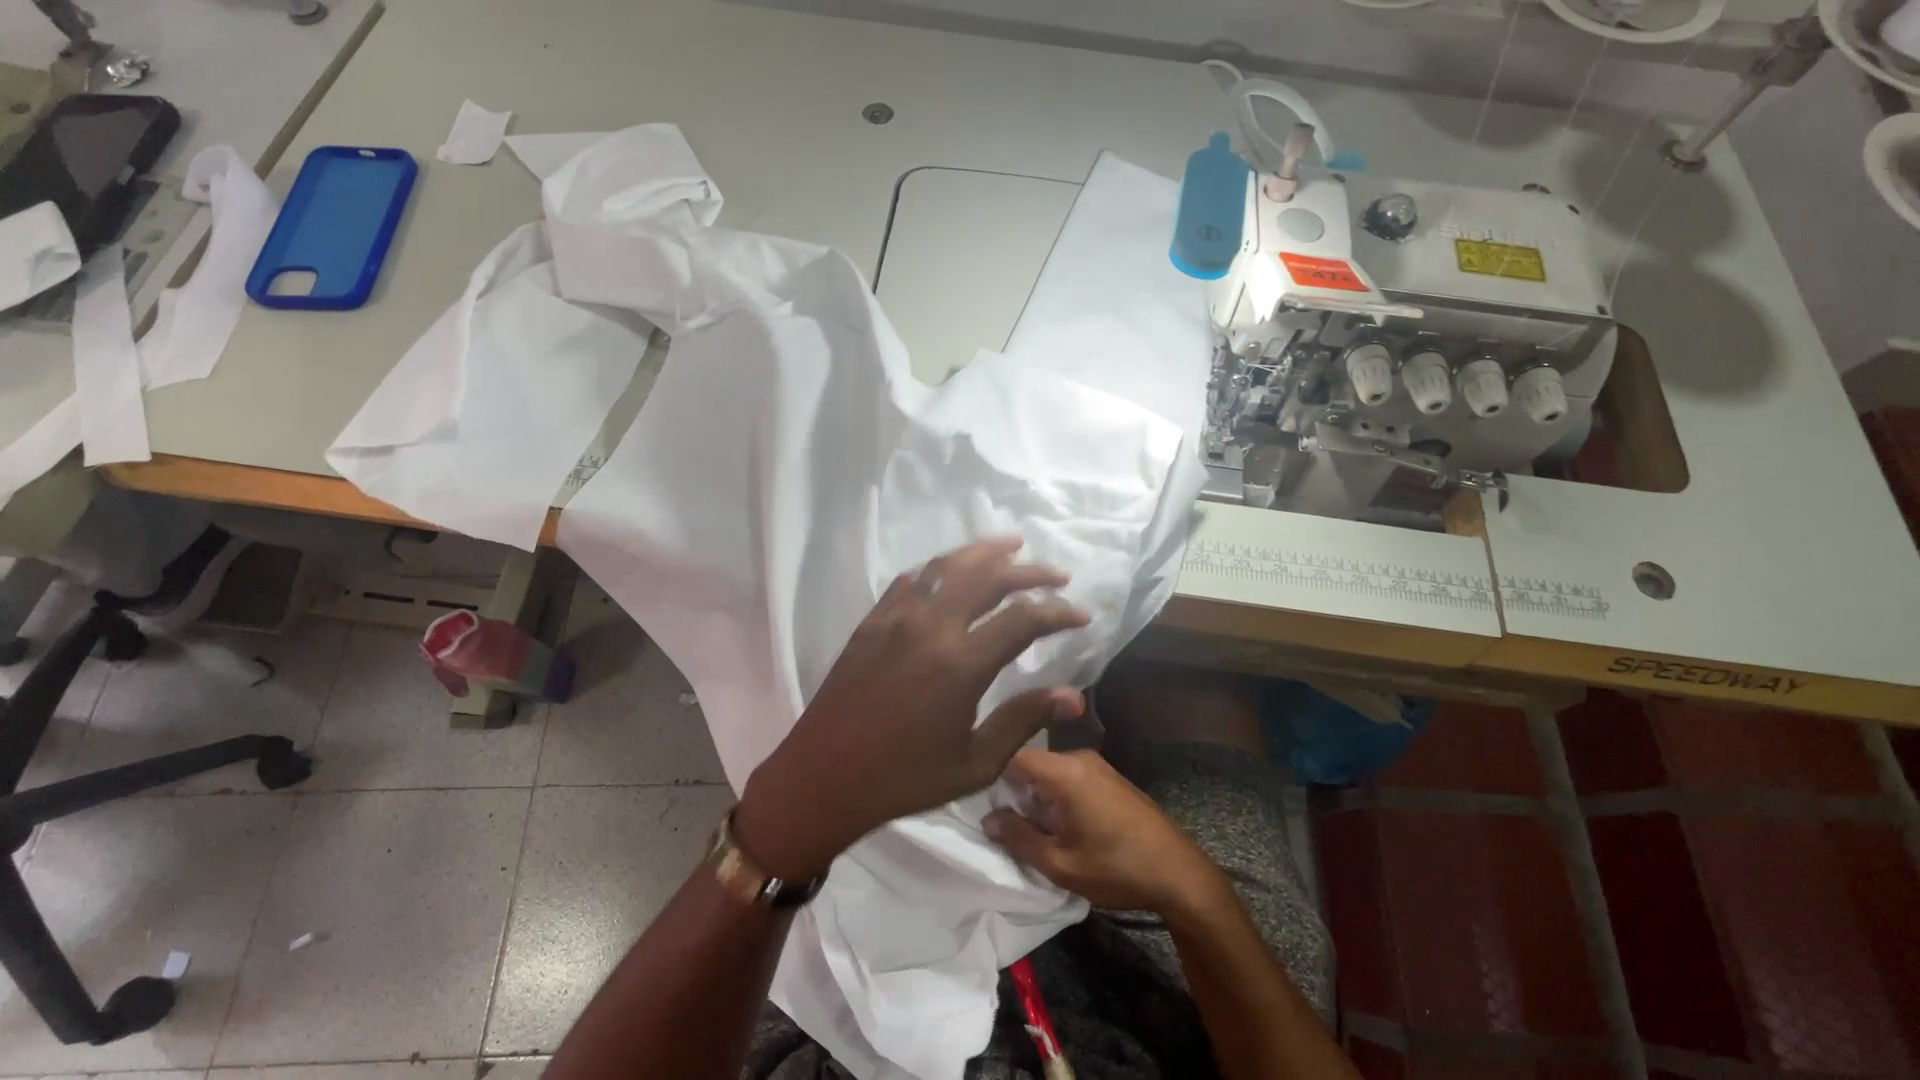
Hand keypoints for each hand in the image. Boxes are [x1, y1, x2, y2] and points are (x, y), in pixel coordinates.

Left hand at [734, 538, 1090, 881]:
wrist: (823, 778)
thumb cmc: (904, 780)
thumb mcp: (975, 763)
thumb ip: (1023, 720)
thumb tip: (1072, 696)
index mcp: (962, 663)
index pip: (1024, 618)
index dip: (1058, 611)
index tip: (1081, 615)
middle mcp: (931, 627)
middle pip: (989, 577)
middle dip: (1029, 571)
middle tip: (1057, 574)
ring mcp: (896, 619)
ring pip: (947, 567)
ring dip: (983, 553)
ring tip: (1011, 547)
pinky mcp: (870, 623)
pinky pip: (910, 581)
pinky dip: (938, 569)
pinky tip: (949, 571)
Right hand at [984, 747, 1226, 917]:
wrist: (1180, 875)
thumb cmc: (1117, 868)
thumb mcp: (1060, 864)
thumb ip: (1019, 838)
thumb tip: (988, 820)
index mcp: (1066, 771)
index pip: (1012, 755)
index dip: (989, 776)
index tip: (977, 800)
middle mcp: (1081, 758)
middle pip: (1031, 763)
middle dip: (1013, 791)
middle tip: (1001, 822)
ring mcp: (1100, 767)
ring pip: (1051, 773)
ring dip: (1037, 797)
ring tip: (1028, 829)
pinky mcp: (1112, 780)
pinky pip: (1070, 779)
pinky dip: (1056, 798)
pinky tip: (1058, 827)